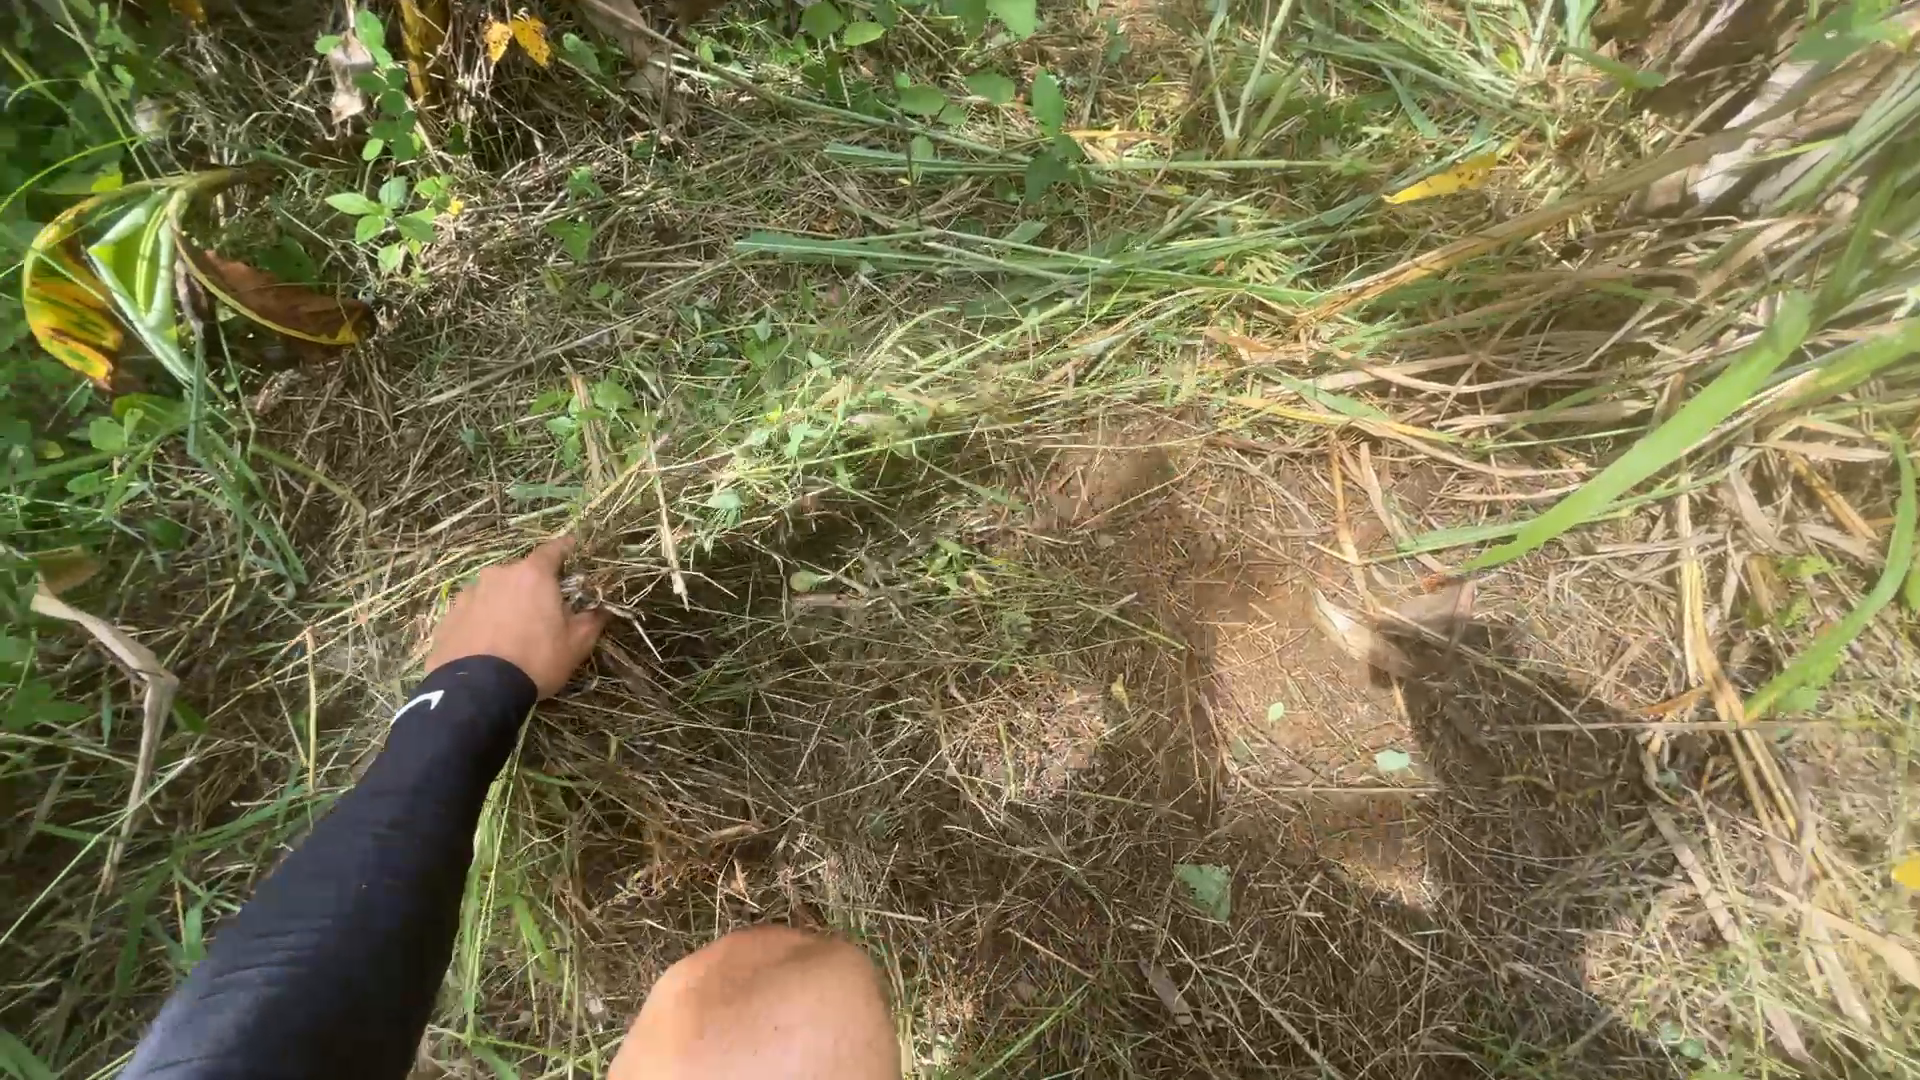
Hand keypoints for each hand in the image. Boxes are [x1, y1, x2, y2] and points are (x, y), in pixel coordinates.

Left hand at [425, 537, 607, 697]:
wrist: (475, 691)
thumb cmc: (536, 659)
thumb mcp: (577, 644)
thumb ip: (592, 620)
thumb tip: (602, 609)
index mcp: (533, 575)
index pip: (553, 550)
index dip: (565, 549)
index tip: (573, 549)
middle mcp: (498, 576)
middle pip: (522, 573)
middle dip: (535, 585)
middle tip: (546, 608)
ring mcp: (469, 595)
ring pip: (496, 591)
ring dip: (507, 602)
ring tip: (514, 629)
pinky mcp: (447, 617)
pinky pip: (474, 610)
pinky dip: (485, 619)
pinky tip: (490, 642)